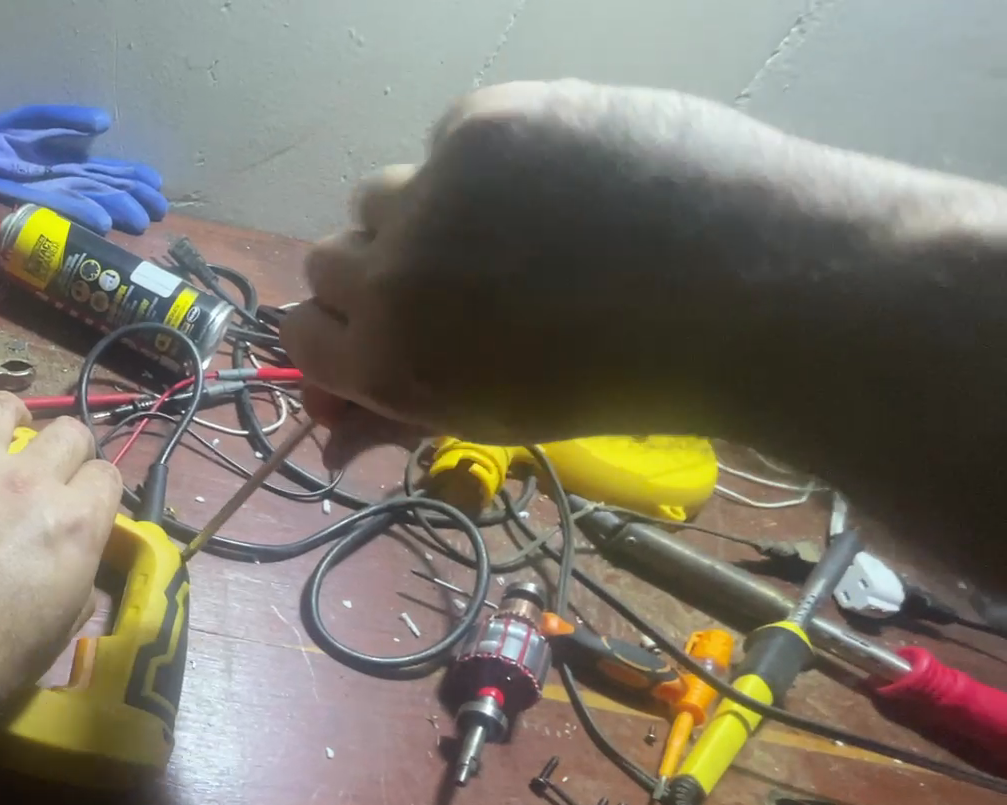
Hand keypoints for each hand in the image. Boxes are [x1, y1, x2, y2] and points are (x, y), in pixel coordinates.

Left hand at [0, 392, 121, 723]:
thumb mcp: (54, 639)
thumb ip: (78, 589)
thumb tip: (74, 566)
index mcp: (73, 525)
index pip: (107, 476)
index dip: (96, 491)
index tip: (82, 503)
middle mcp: (29, 480)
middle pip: (68, 432)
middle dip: (66, 452)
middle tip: (45, 475)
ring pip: (2, 405)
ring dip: (9, 419)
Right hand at [281, 80, 957, 457]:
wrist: (753, 294)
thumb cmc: (607, 380)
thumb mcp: (480, 417)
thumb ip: (391, 418)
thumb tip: (331, 436)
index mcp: (380, 361)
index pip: (296, 331)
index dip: (329, 332)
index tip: (370, 328)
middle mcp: (384, 279)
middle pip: (326, 260)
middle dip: (369, 274)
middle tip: (441, 279)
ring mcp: (432, 193)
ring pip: (378, 195)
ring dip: (416, 213)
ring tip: (497, 224)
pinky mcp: (488, 122)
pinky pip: (450, 137)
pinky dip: (483, 159)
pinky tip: (549, 178)